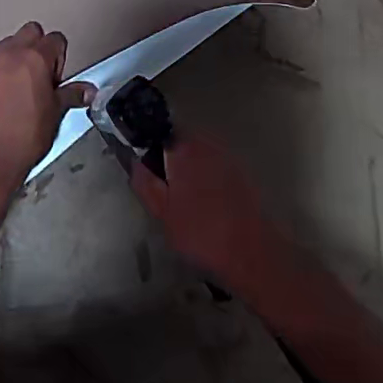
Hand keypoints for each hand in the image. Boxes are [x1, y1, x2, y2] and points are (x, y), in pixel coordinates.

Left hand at [0, 22, 90, 191]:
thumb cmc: (23, 137)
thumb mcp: (56, 112)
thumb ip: (72, 94)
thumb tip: (86, 91)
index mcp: (36, 59)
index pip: (55, 39)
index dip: (59, 57)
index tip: (56, 75)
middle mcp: (11, 56)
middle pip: (30, 31)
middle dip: (38, 46)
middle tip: (41, 72)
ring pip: (7, 45)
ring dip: (16, 57)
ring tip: (21, 83)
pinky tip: (2, 95)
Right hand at [130, 135, 285, 288]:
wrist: (249, 249)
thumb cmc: (200, 232)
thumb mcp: (162, 213)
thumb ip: (145, 183)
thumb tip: (133, 160)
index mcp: (184, 149)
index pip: (160, 133)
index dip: (150, 147)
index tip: (145, 167)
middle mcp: (206, 144)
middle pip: (181, 142)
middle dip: (170, 159)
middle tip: (163, 190)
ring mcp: (226, 156)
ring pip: (199, 154)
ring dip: (189, 169)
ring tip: (183, 201)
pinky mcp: (241, 172)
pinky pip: (215, 166)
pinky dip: (206, 178)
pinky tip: (205, 204)